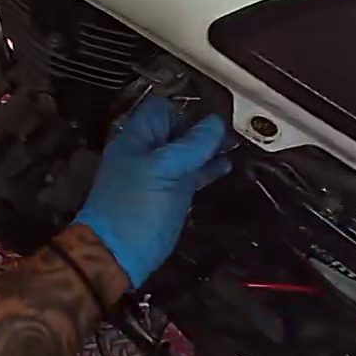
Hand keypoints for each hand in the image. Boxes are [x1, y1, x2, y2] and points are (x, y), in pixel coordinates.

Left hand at [74, 95, 229, 286]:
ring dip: (209, 146)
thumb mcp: (163, 170)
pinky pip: (190, 175)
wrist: (115, 254)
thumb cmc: (135, 208)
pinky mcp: (169, 196)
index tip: (220, 102)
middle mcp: (146, 152)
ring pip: (186, 152)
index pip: (162, 108)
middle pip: (177, 129)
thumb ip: (190, 145)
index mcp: (136, 139)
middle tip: (240, 119)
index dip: (187, 103)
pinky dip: (206, 168)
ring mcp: (158, 175)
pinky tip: (227, 165)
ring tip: (239, 140)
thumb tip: (215, 122)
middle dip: (203, 124)